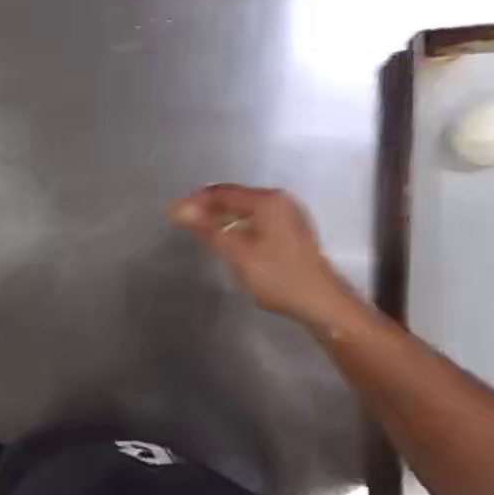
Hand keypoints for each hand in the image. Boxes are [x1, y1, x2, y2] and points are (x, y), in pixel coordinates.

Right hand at [170, 184, 366, 333]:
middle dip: (208, 209)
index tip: (173, 214)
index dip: (195, 201)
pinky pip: (257, 221)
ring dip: (222, 219)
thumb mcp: (237, 253)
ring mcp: (288, 216)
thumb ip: (207, 229)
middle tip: (184, 225)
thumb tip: (177, 209)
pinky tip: (229, 243)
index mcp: (267, 201)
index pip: (222, 192)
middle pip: (235, 199)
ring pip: (246, 211)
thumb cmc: (277, 277)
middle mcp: (279, 201)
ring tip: (201, 234)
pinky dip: (238, 228)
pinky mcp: (291, 233)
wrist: (319, 302)